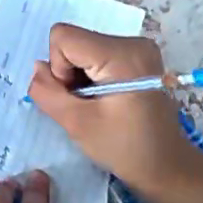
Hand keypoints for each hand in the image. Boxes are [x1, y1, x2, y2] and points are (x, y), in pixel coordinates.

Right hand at [27, 25, 202, 202]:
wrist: (165, 164)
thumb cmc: (123, 147)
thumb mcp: (76, 123)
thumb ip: (47, 92)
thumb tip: (38, 67)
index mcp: (122, 54)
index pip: (63, 38)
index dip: (59, 68)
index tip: (77, 97)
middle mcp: (133, 42)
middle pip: (73, 41)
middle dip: (68, 73)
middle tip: (87, 104)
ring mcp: (138, 48)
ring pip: (81, 47)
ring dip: (78, 76)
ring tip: (96, 104)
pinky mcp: (137, 57)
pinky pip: (95, 54)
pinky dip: (90, 76)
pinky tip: (104, 99)